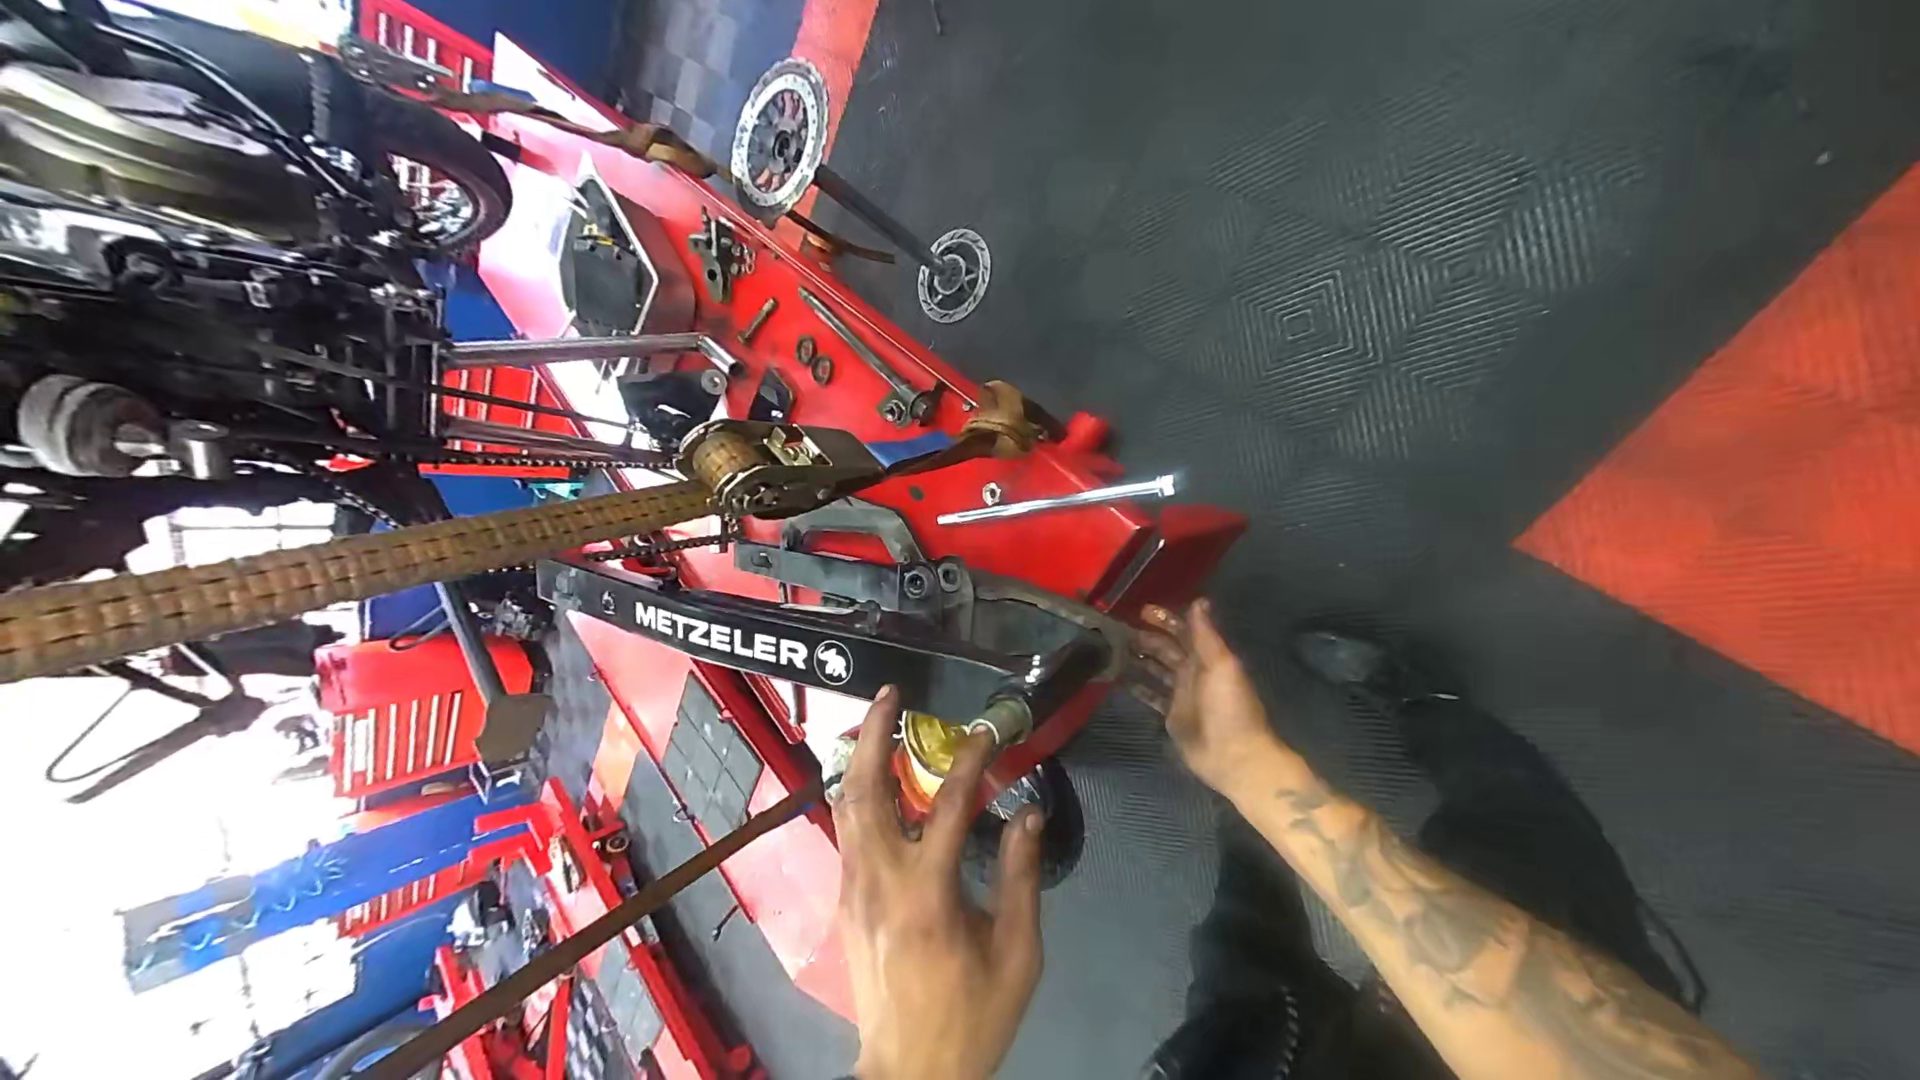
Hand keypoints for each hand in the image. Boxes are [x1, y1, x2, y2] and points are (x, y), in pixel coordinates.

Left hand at [834, 686, 1044, 1079]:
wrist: (908, 1073)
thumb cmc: (970, 1014)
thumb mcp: (1017, 954)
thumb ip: (1021, 876)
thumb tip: (1027, 810)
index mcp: (928, 893)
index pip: (949, 805)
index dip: (970, 760)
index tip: (984, 731)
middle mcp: (879, 879)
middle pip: (867, 789)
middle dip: (874, 733)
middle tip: (888, 694)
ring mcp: (853, 887)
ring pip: (847, 804)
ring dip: (860, 755)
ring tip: (877, 720)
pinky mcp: (844, 897)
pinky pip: (847, 828)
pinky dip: (859, 790)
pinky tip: (876, 775)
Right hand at [1132, 600, 1287, 796]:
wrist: (1234, 756)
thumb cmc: (1229, 707)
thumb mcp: (1222, 665)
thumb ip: (1207, 634)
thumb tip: (1199, 600)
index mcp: (1206, 657)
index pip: (1183, 630)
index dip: (1165, 618)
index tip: (1141, 610)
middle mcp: (1193, 671)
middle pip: (1166, 648)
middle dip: (1146, 637)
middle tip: (1118, 631)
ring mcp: (1181, 693)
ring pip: (1156, 669)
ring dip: (1139, 658)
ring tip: (1113, 650)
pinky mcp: (1172, 714)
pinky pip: (1151, 695)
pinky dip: (1137, 686)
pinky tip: (1119, 678)